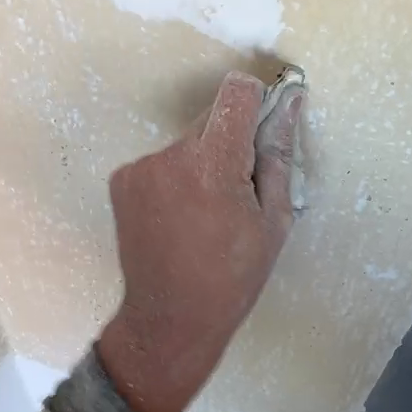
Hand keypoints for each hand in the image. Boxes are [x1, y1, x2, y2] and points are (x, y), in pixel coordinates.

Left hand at [97, 71, 305, 411]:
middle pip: (212, 118)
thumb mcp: (274, 219)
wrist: (170, 319)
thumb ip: (278, 153)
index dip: (256, 100)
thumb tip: (290, 102)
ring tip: (206, 211)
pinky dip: (175, 177)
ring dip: (202, 160)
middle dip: (230, 141)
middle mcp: (171, 155)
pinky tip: (180, 215)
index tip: (262, 126)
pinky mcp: (122, 179)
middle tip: (238, 188)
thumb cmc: (233, 276)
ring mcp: (141, 166)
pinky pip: (162, 161)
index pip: (237, 91)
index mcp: (214, 163)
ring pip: (187, 142)